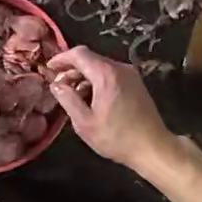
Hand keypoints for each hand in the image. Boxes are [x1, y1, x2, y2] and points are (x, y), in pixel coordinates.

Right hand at [47, 47, 175, 171]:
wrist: (152, 147)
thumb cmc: (116, 137)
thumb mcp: (84, 123)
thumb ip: (68, 99)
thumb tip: (55, 85)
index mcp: (106, 74)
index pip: (79, 54)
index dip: (61, 58)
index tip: (49, 69)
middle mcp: (120, 68)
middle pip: (90, 59)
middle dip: (72, 70)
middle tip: (59, 87)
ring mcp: (131, 75)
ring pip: (101, 67)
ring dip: (84, 77)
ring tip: (74, 97)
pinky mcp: (136, 84)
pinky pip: (111, 75)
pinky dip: (97, 82)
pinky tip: (91, 100)